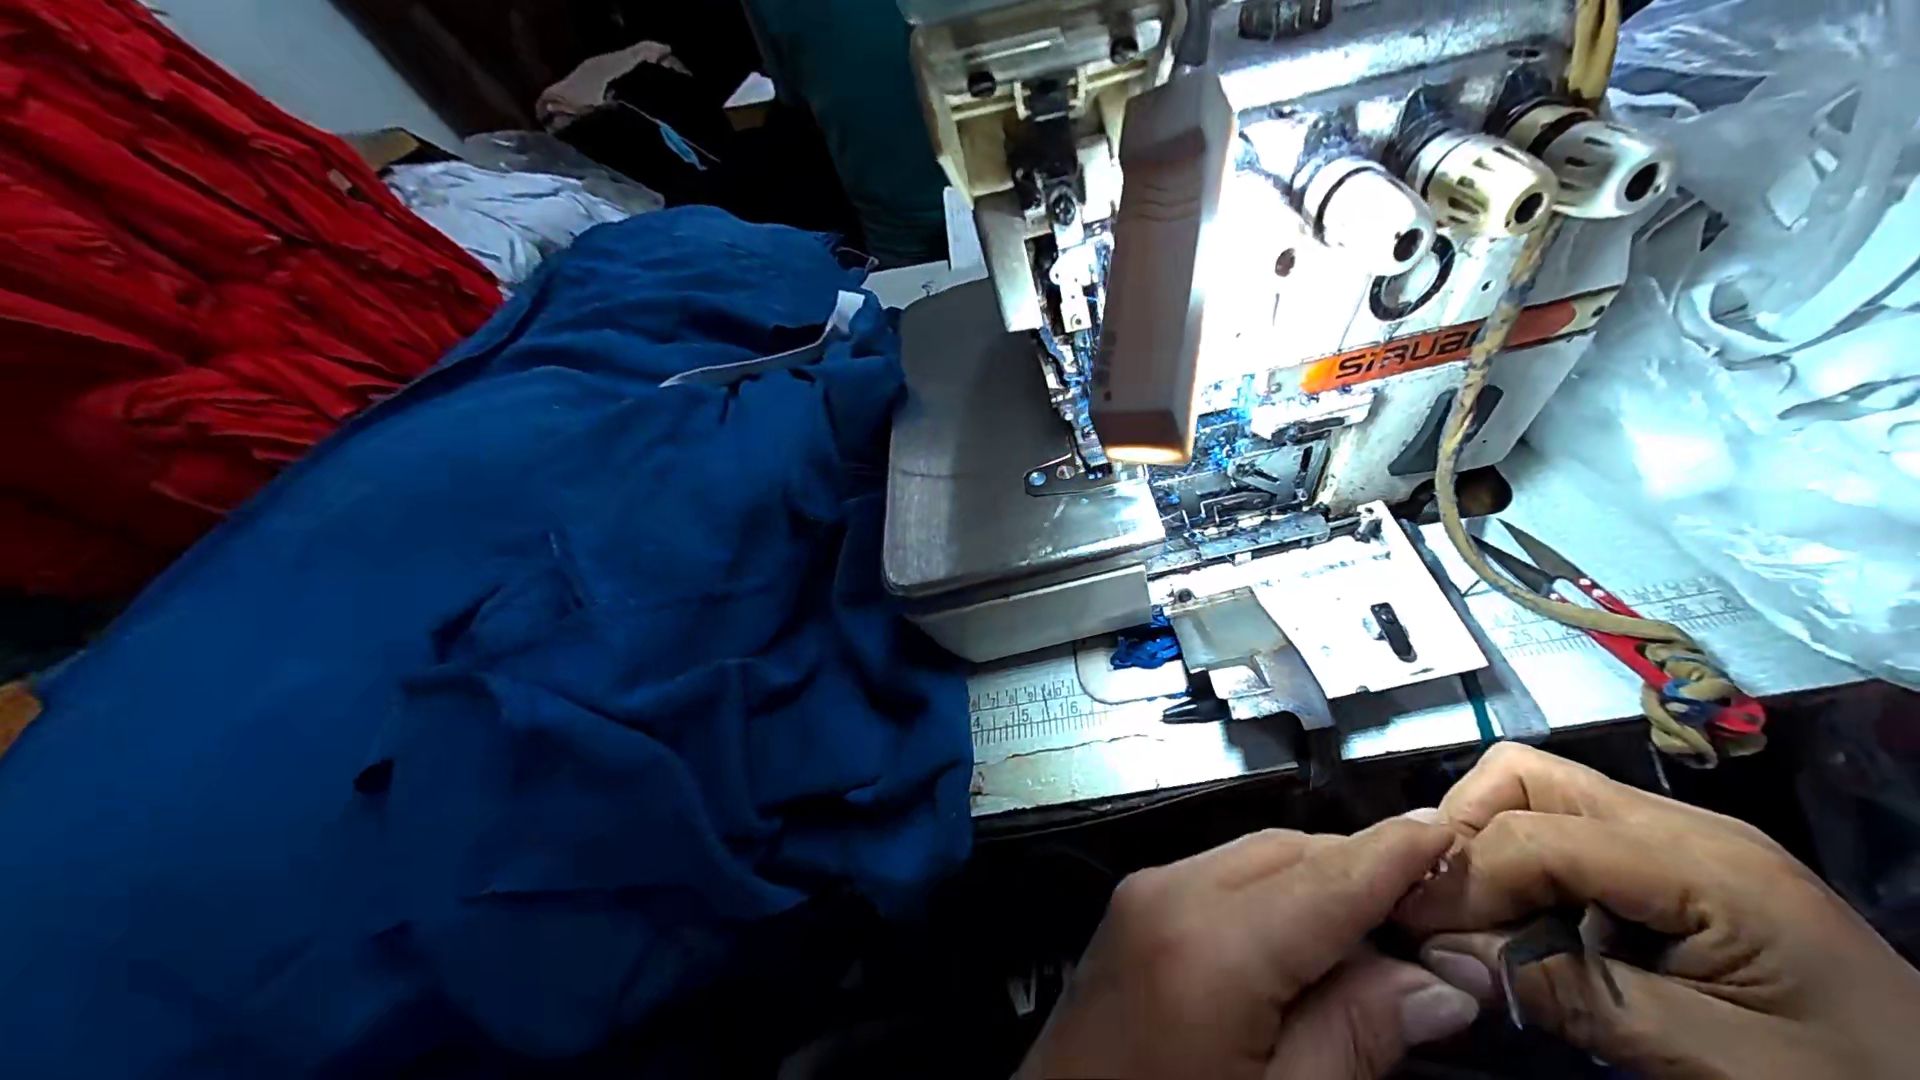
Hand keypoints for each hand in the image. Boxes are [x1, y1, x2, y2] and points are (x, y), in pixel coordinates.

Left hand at [1016, 816, 1479, 1079]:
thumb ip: (1356, 1034)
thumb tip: (1435, 982)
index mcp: (1208, 945)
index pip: (1325, 879)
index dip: (1394, 854)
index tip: (1444, 834)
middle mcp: (1168, 894)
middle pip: (1287, 852)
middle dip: (1361, 866)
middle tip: (1430, 904)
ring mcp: (1143, 893)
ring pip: (1254, 855)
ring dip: (1318, 876)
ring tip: (1381, 922)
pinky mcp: (1134, 905)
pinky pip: (1219, 873)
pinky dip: (1273, 889)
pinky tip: (1307, 931)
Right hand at [1398, 742, 1919, 1079]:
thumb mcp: (1721, 1061)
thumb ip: (1574, 996)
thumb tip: (1446, 952)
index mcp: (1704, 863)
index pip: (1533, 833)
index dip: (1464, 878)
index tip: (1424, 931)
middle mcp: (1678, 826)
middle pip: (1521, 775)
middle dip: (1462, 830)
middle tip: (1449, 904)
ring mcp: (1675, 837)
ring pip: (1531, 790)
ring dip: (1485, 843)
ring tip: (1484, 913)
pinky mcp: (1669, 860)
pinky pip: (1562, 830)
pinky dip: (1523, 865)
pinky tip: (1536, 923)